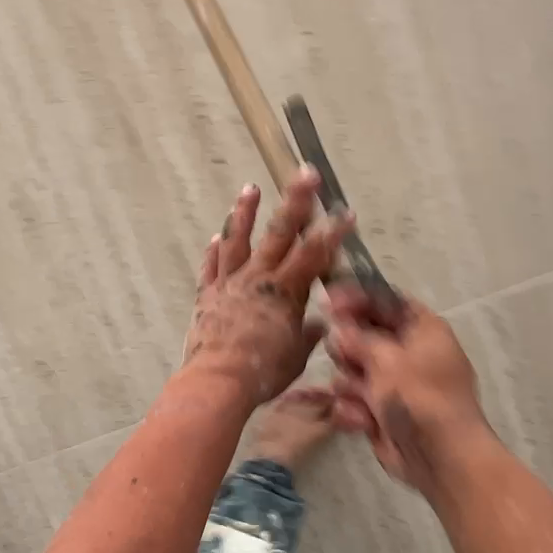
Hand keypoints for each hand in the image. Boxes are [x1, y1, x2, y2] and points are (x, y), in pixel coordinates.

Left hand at [185, 166, 353, 404]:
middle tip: (305, 172)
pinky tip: (217, 236)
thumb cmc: (263, 372)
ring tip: (250, 188)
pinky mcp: (206, 296)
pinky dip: (214, 251)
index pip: (315, 253)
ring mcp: (229, 284)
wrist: (218, 380)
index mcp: (286, 291)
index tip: (346, 212)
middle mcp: (257, 279)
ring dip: (245, 213)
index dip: (332, 232)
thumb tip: (317, 322)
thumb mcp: (296, 356)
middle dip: (296, 201)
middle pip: (279, 233)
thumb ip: (306, 334)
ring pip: (238, 241)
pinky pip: (210, 268)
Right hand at [326, 288, 496, 491]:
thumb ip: (357, 336)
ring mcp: (391, 384)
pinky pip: (351, 400)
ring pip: (349, 370)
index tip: (327, 302)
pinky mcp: (378, 411)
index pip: (385, 301)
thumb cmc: (420, 397)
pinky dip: (353, 410)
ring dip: (350, 385)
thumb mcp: (388, 357)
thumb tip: (337, 326)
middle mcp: (406, 353)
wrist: (439, 457)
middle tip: (347, 358)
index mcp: (421, 330)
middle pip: (360, 335)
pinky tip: (362, 422)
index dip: (356, 298)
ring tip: (363, 399)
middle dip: (348, 349)